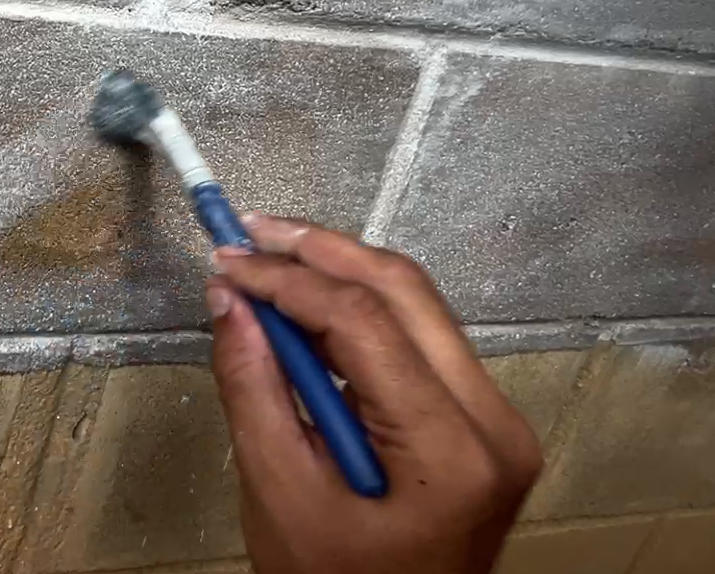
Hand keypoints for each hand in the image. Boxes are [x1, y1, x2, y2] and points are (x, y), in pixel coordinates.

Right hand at [208, 214, 540, 573]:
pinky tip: (297, 297)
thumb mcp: (275, 484)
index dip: (284, 278)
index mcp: (450, 449)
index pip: (362, 320)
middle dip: (315, 247)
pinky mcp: (475, 413)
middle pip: (402, 289)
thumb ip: (250, 382)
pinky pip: (411, 327)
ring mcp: (492, 414)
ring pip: (412, 298)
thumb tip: (225, 294)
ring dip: (332, 265)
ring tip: (263, 253)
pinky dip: (349, 299)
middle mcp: (492, 418)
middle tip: (245, 231)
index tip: (222, 261)